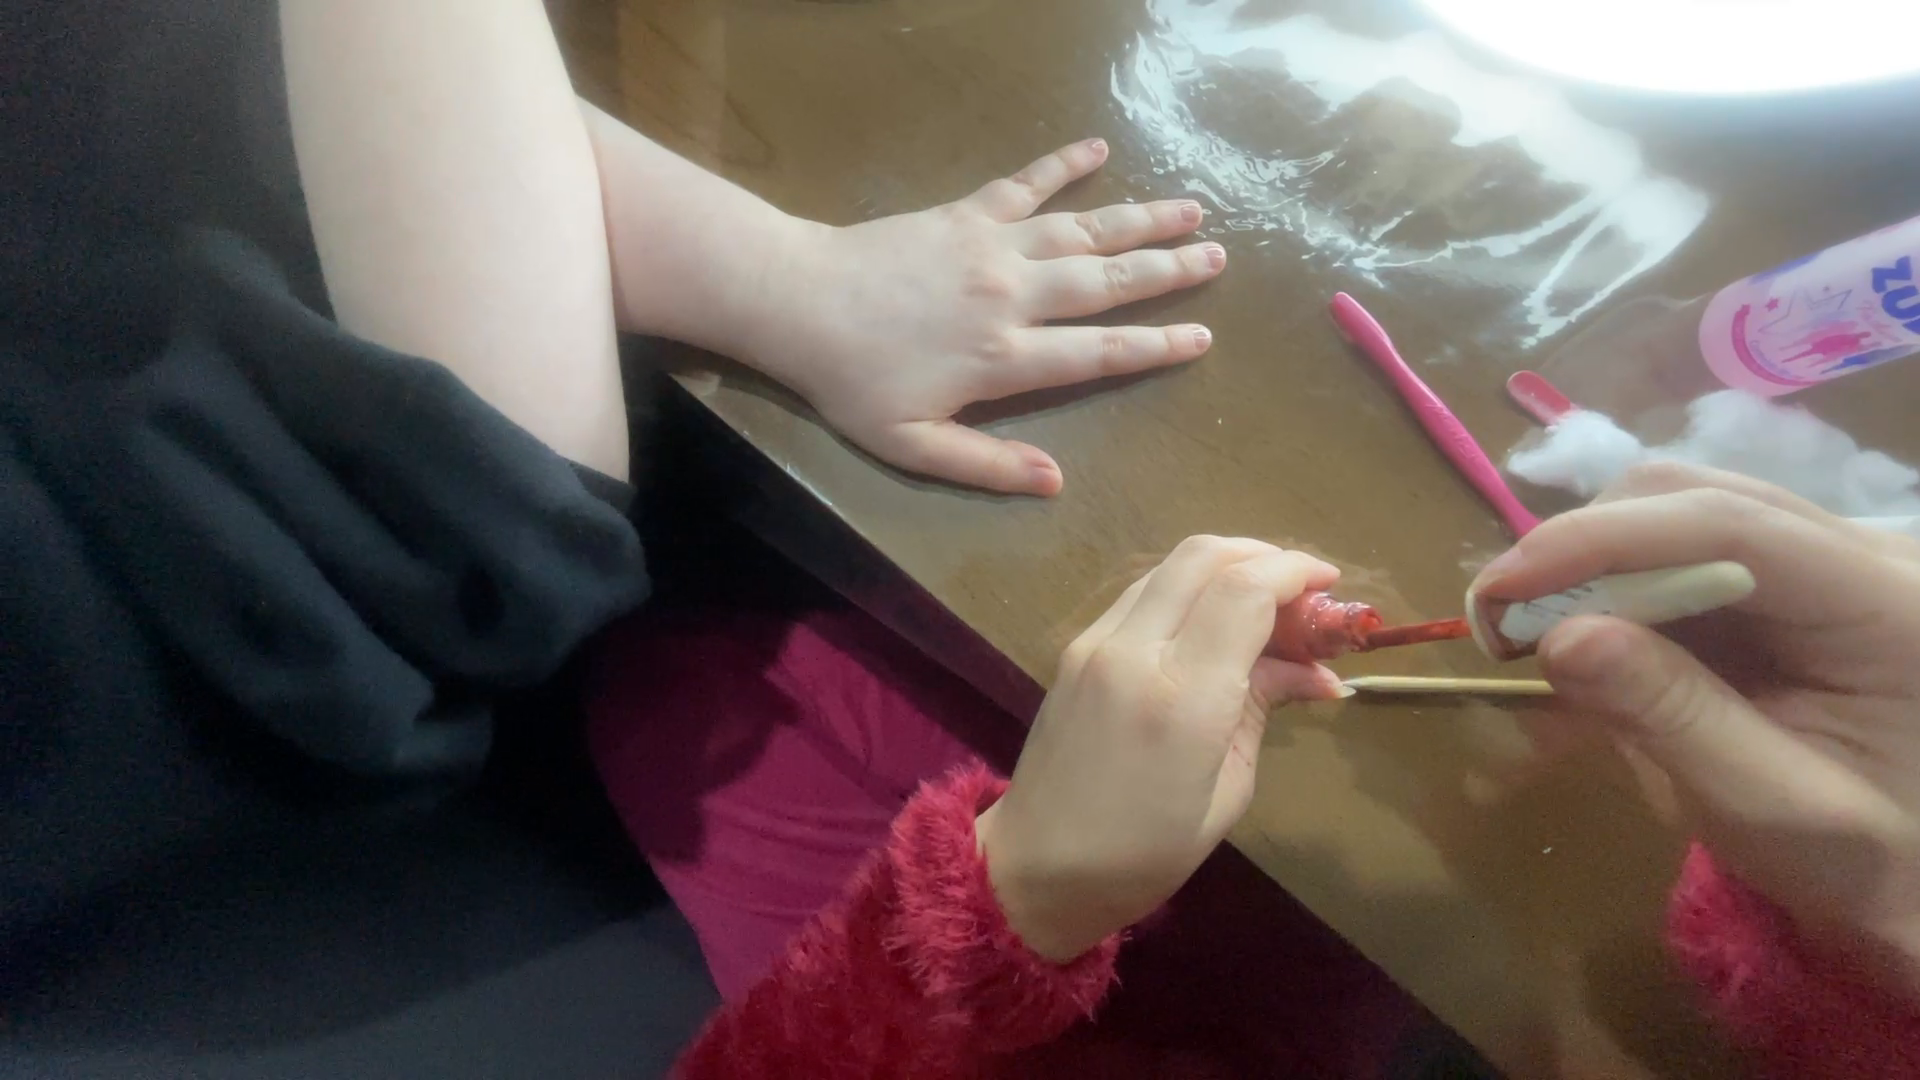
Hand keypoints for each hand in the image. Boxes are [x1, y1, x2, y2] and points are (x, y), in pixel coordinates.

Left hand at [743, 139, 1222, 495]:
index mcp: (1005, 358)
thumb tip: (1055, 482)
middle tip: (1219, 257)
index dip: (1154, 347)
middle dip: (1166, 272)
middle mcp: (1014, 295)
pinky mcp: (965, 213)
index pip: (1098, 353)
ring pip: (1081, 229)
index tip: (1201, 337)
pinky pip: (1024, 184)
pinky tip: (1097, 149)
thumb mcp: (913, 447)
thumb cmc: (854, 384)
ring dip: (1139, 219)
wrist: (800, 304)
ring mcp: (992, 246)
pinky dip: (1062, 166)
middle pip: (1106, 283)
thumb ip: (986, 466)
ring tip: (1191, 208)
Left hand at [974, 537, 1345, 960]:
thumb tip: (1317, 671)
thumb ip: (1262, 708)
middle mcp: (1133, 652)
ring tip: (1262, 605)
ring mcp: (1094, 643)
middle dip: (1261, 554)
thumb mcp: (1226, 791)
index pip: (1243, 591)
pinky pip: (1139, 595)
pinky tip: (1209, 622)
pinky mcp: (1075, 647)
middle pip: (1201, 556)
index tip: (1330, 583)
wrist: (1039, 861)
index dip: (1294, 571)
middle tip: (1300, 588)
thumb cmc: (1144, 852)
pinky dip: (1184, 590)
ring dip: (1221, 567)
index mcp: (1181, 698)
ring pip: (1166, 568)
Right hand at [1471, 463, 1919, 990]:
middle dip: (1572, 550)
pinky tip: (1577, 638)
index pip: (1726, 523)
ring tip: (1532, 634)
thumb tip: (1559, 636)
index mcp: (1897, 608)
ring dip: (1576, 565)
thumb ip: (1670, 718)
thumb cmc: (1870, 861)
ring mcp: (1820, 558)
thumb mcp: (1769, 808)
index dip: (1593, 539)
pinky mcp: (1774, 575)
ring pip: (1660, 510)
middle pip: (1682, 496)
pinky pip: (1658, 545)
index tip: (1497, 590)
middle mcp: (1867, 555)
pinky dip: (1595, 584)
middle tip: (1504, 624)